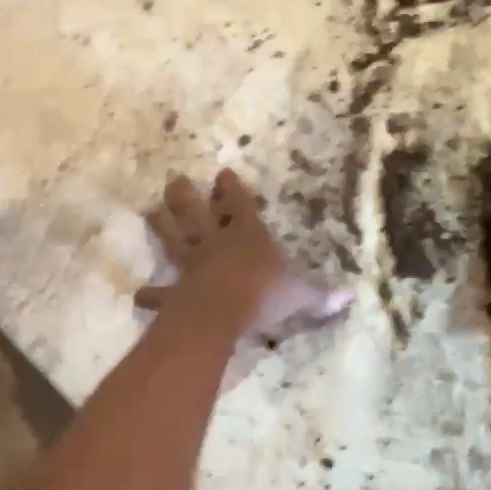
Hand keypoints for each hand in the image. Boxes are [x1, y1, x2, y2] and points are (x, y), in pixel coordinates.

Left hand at [138, 169, 352, 339]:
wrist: (218, 315)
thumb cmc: (262, 294)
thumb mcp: (300, 293)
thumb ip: (321, 295)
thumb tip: (350, 297)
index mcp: (247, 234)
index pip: (239, 204)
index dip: (231, 188)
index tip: (222, 173)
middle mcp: (216, 243)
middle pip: (196, 213)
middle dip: (185, 196)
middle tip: (173, 181)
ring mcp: (191, 266)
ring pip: (173, 240)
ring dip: (162, 227)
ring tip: (150, 212)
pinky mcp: (175, 294)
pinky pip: (161, 293)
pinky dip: (152, 294)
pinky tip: (140, 294)